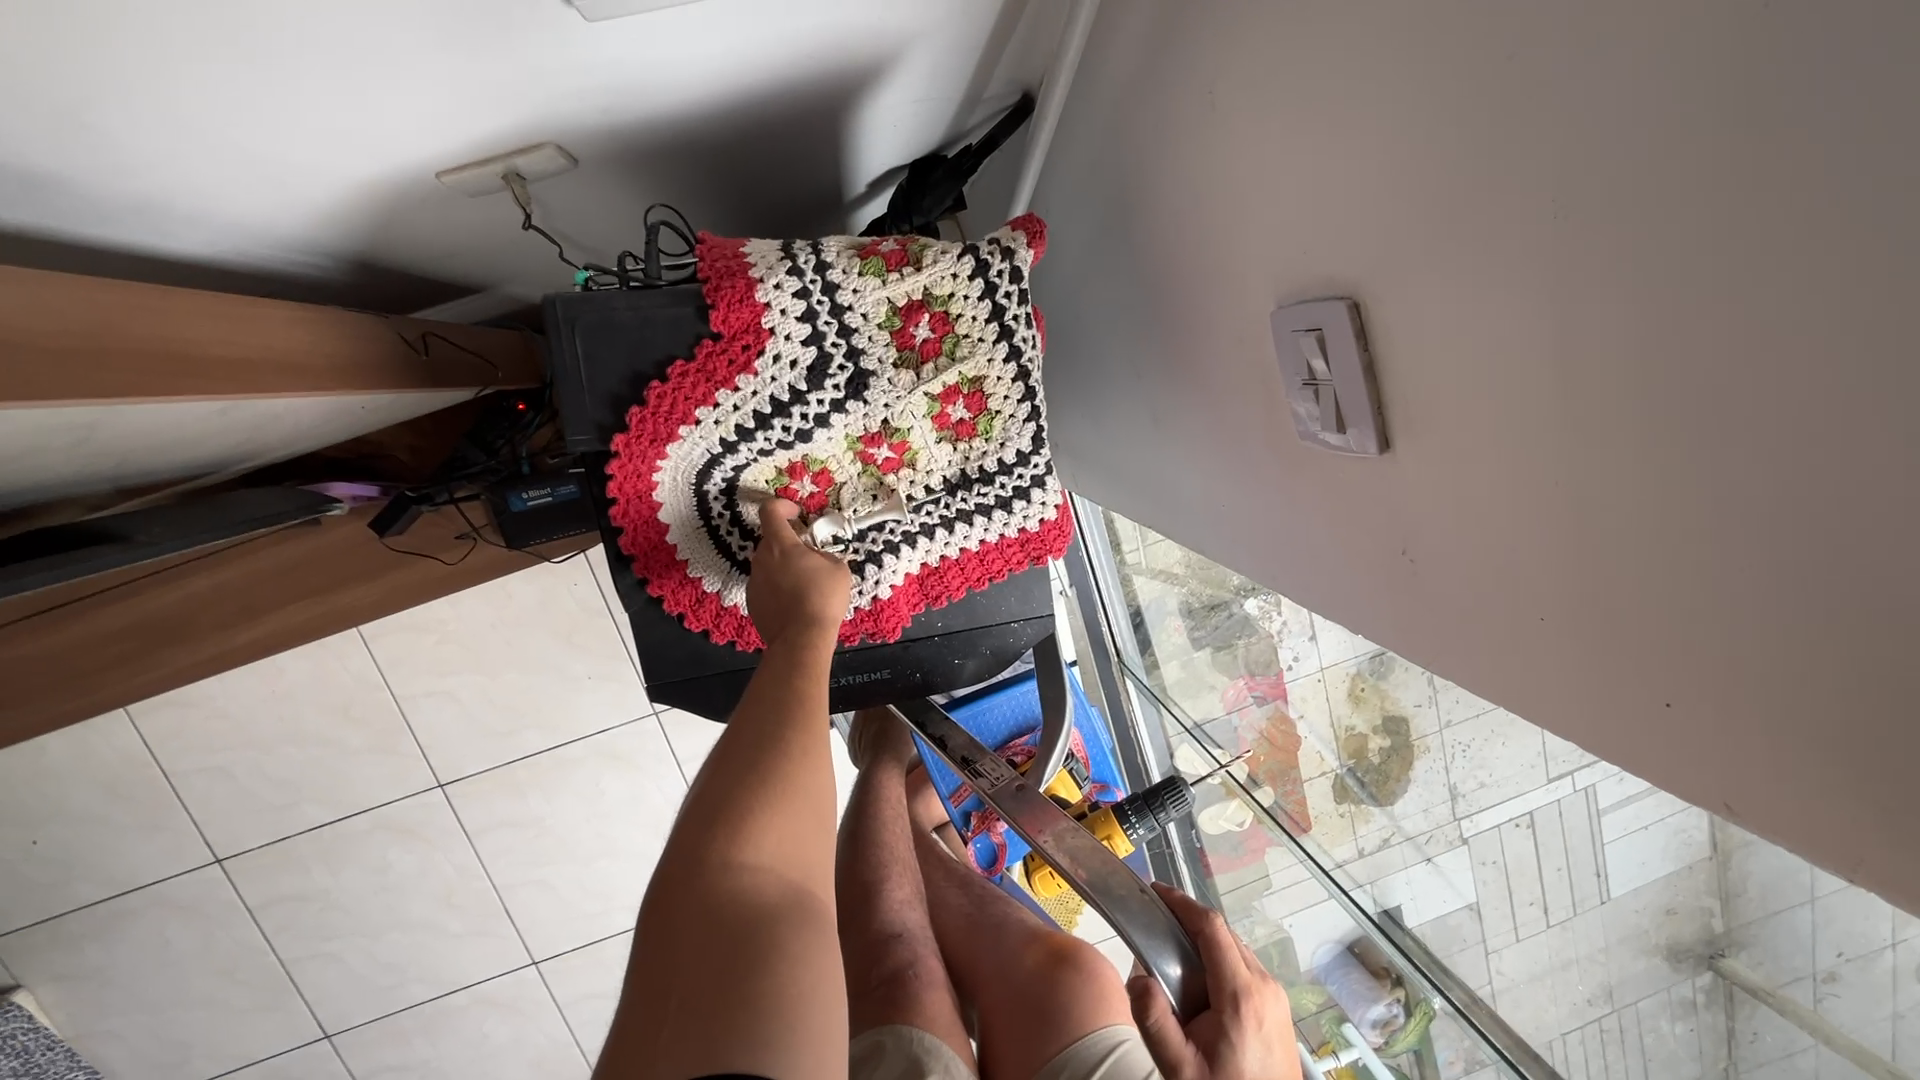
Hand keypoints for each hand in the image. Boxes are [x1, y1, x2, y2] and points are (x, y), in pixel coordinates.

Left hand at [746, 499, 851, 649]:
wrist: (801, 639)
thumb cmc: (822, 597)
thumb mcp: (837, 568)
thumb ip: (822, 554)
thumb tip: (813, 558)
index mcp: (780, 544)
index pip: (770, 511)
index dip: (782, 506)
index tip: (797, 513)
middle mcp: (761, 559)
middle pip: (771, 541)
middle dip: (788, 544)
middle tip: (809, 558)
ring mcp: (753, 582)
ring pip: (768, 565)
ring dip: (783, 568)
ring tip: (804, 586)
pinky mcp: (752, 603)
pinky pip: (765, 587)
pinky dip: (777, 589)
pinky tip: (794, 604)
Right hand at [1128, 882, 1300, 1079]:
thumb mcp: (1181, 1069)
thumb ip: (1155, 1022)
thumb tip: (1136, 978)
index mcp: (1240, 993)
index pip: (1211, 927)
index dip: (1182, 903)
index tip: (1155, 892)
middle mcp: (1264, 985)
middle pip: (1223, 933)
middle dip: (1188, 921)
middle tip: (1154, 923)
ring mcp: (1275, 996)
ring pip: (1236, 948)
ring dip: (1204, 942)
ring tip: (1171, 954)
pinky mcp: (1278, 1008)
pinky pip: (1245, 967)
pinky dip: (1219, 960)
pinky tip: (1199, 983)